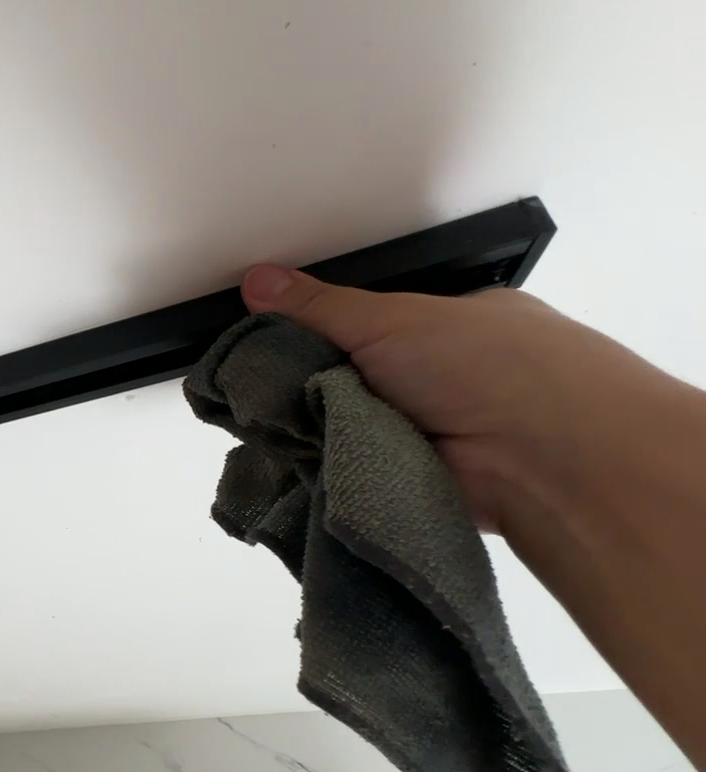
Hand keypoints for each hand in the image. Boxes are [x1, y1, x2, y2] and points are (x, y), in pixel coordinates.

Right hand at [240, 265, 670, 530]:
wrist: (541, 460)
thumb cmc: (492, 369)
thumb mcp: (394, 318)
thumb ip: (318, 306)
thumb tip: (257, 279)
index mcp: (442, 327)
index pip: (355, 326)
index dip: (306, 332)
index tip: (260, 339)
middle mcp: (429, 378)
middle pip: (335, 377)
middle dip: (297, 382)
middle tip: (252, 384)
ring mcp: (413, 428)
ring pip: (328, 421)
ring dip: (300, 423)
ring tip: (259, 420)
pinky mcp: (393, 472)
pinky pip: (333, 461)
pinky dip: (309, 458)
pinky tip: (279, 452)